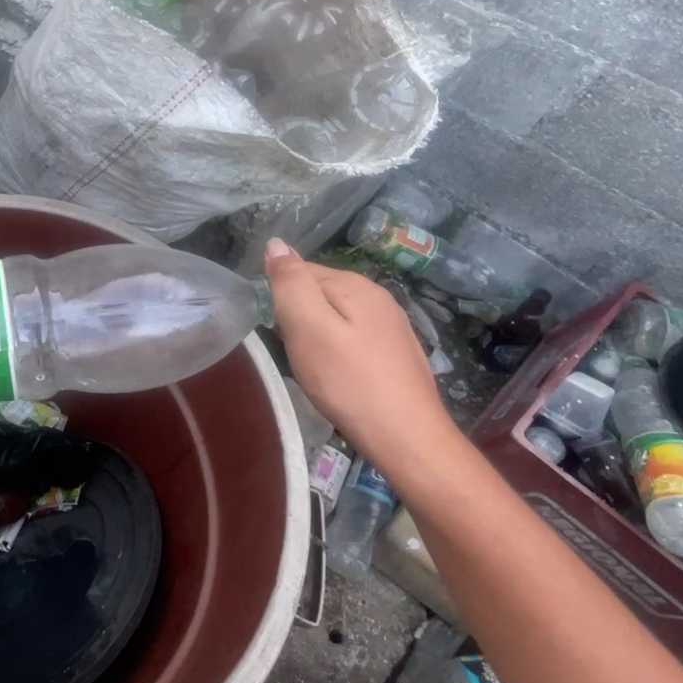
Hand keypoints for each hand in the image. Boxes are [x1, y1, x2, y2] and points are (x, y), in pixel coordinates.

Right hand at [263, 239, 456, 465]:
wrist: (407, 438)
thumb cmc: (349, 381)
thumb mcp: (307, 327)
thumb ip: (290, 282)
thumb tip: (276, 243)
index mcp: (355, 285)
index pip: (299, 271)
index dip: (280, 299)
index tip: (279, 331)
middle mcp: (377, 296)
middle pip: (318, 292)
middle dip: (298, 316)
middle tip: (294, 351)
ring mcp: (391, 324)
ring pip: (335, 315)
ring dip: (316, 333)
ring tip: (312, 366)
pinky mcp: (396, 351)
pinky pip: (352, 335)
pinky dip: (336, 349)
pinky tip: (337, 374)